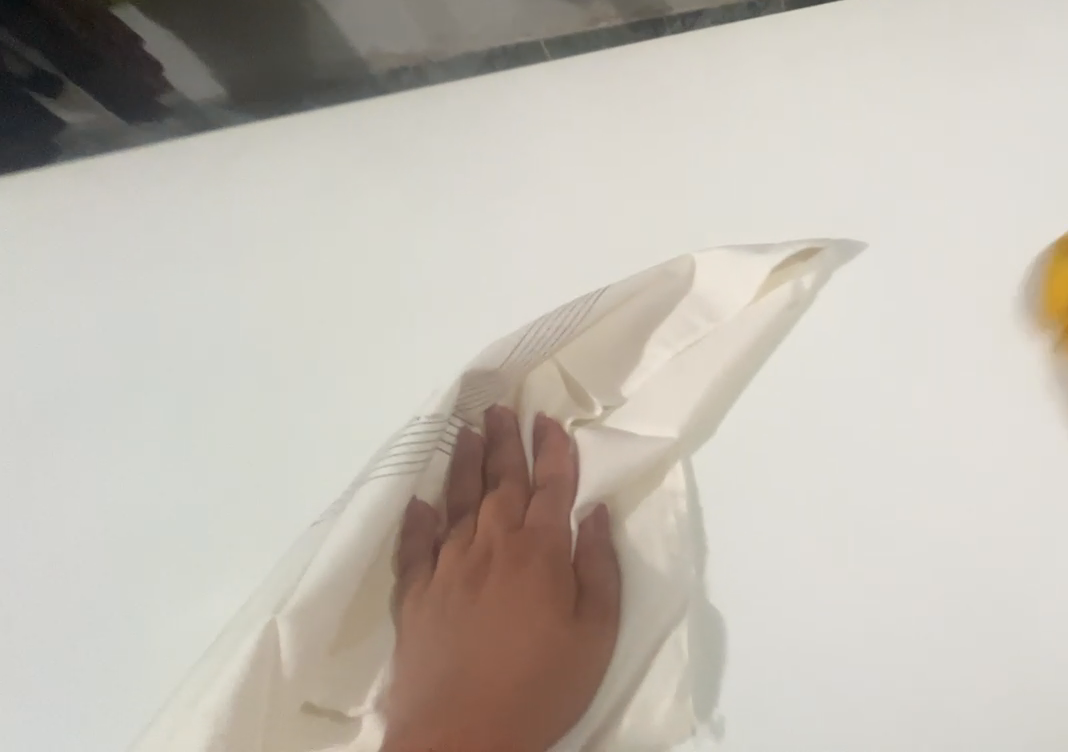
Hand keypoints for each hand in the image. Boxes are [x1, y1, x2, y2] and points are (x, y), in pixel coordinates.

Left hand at [383, 406, 619, 751]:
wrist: (460, 745)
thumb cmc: (543, 686)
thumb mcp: (597, 629)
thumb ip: (598, 565)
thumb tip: (593, 513)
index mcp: (540, 552)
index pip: (551, 485)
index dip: (552, 449)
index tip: (548, 419)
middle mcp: (492, 549)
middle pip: (500, 482)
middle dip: (503, 442)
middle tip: (501, 406)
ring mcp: (447, 573)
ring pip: (456, 504)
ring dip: (463, 464)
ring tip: (465, 430)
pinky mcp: (414, 603)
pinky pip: (413, 550)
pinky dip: (416, 521)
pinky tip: (418, 500)